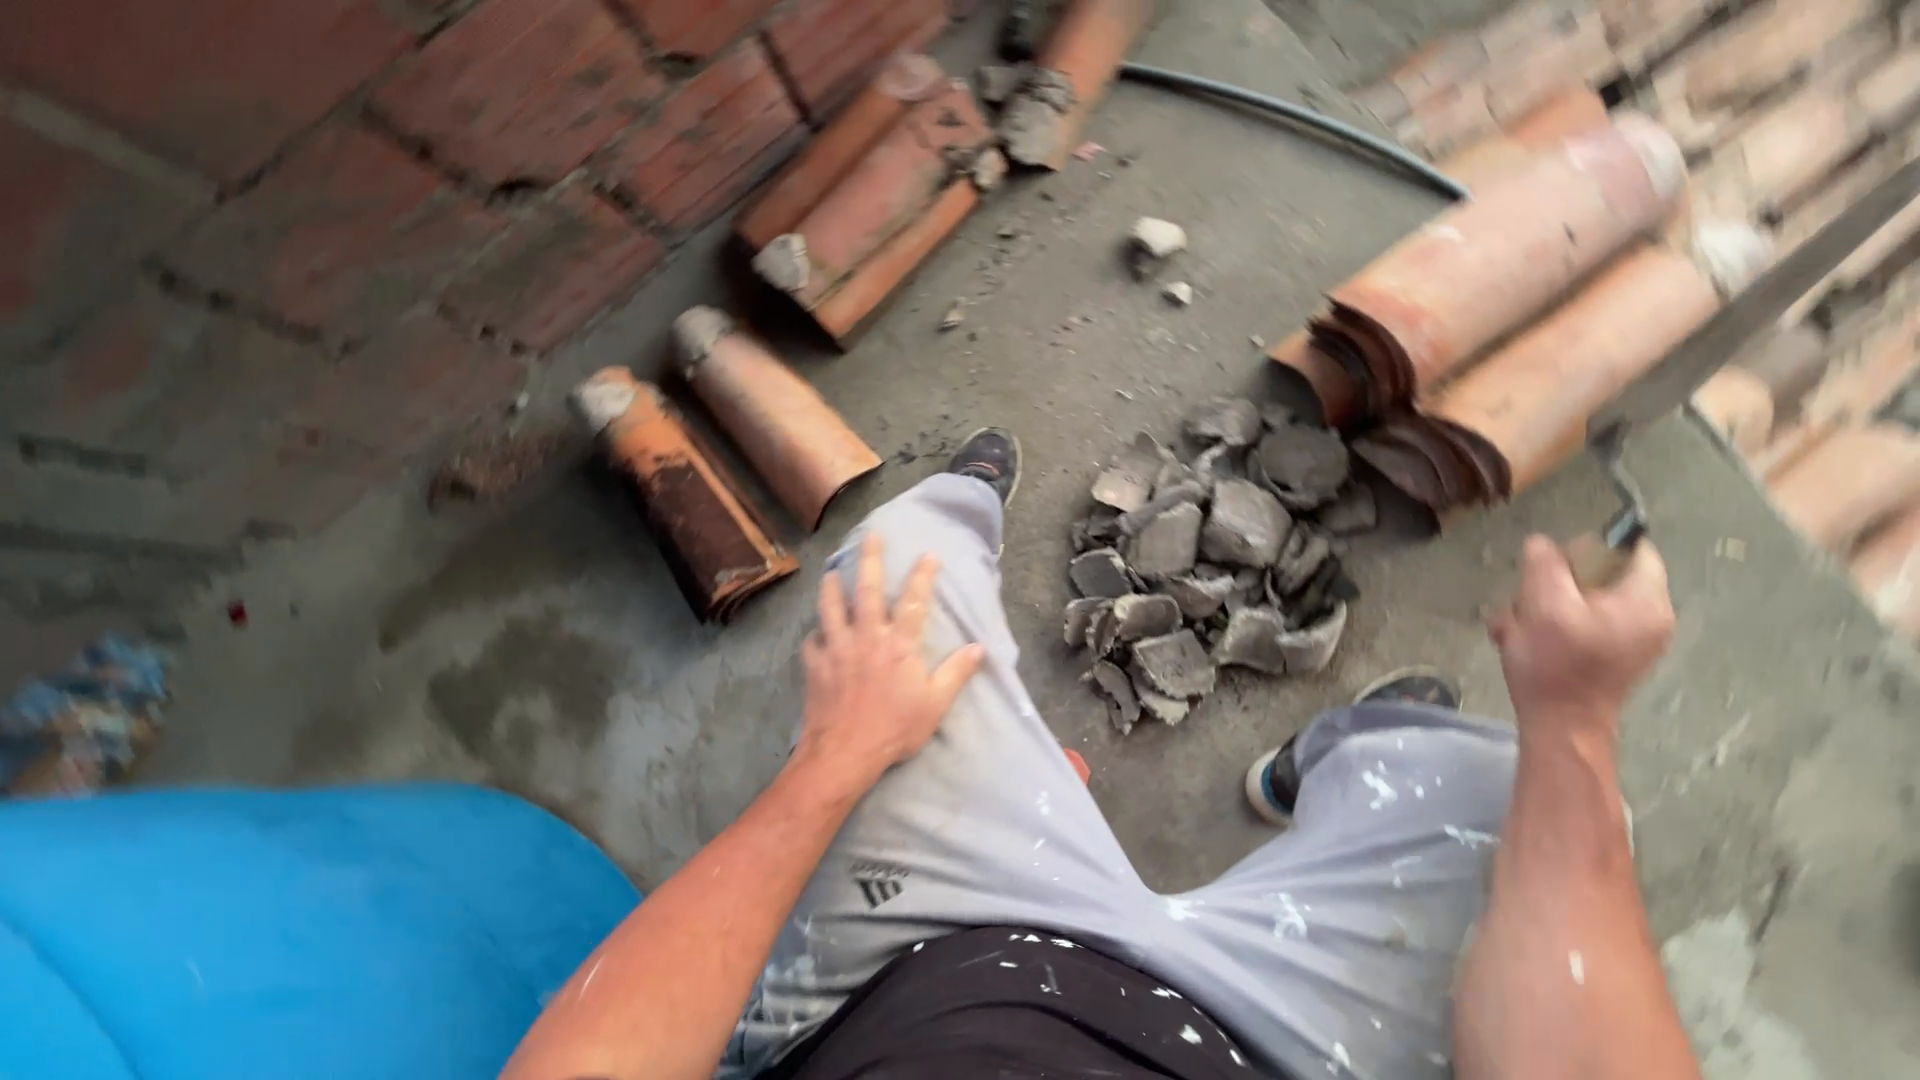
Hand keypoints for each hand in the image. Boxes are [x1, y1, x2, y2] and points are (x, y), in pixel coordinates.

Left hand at [791, 534, 985, 788]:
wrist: (845, 753)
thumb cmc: (895, 729)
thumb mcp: (935, 705)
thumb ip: (956, 673)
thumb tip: (979, 648)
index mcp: (899, 645)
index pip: (913, 601)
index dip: (922, 576)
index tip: (928, 554)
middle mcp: (867, 637)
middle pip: (866, 590)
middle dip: (869, 560)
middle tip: (869, 537)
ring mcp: (837, 649)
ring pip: (831, 608)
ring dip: (831, 587)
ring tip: (830, 573)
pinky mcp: (815, 666)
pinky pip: (812, 643)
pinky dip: (815, 636)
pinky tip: (816, 635)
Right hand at [1488, 535, 1674, 735]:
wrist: (1561, 726)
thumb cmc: (1556, 665)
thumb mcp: (1543, 606)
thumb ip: (1545, 565)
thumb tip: (1542, 544)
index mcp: (1646, 602)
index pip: (1633, 549)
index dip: (1592, 546)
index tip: (1555, 563)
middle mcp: (1648, 618)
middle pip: (1600, 575)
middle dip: (1554, 583)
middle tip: (1527, 601)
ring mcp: (1630, 639)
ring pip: (1580, 600)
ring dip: (1540, 607)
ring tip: (1515, 627)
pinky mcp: (1609, 656)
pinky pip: (1577, 624)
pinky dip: (1547, 627)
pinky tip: (1520, 640)